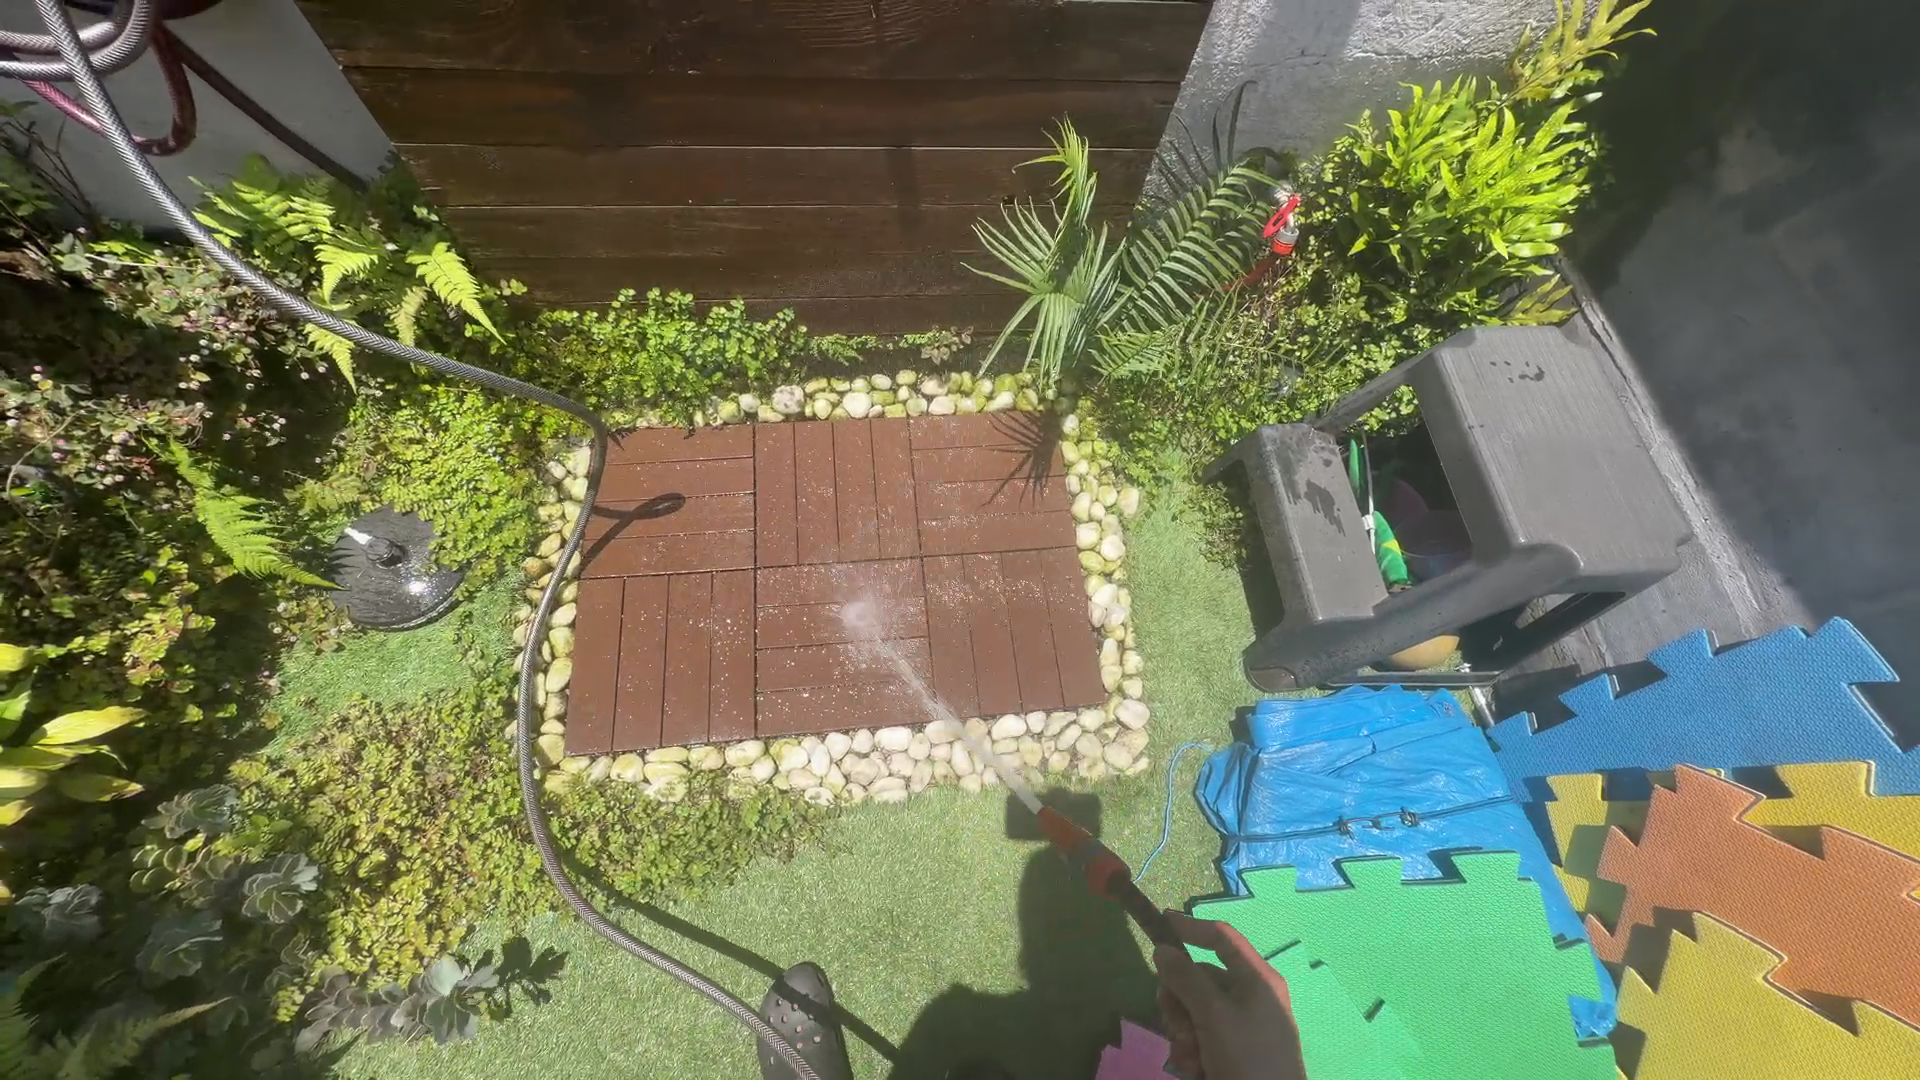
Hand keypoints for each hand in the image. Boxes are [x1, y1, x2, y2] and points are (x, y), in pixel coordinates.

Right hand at [1153, 911, 1307, 1079]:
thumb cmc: (1247, 1058)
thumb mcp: (1213, 1013)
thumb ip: (1184, 977)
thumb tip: (1162, 949)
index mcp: (1256, 979)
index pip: (1222, 937)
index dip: (1191, 926)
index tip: (1160, 923)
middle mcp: (1251, 998)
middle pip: (1200, 977)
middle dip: (1179, 998)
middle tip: (1171, 1016)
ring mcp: (1242, 1028)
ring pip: (1194, 1009)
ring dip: (1182, 1028)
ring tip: (1187, 1052)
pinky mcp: (1233, 1054)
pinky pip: (1200, 1036)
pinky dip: (1191, 1049)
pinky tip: (1194, 1069)